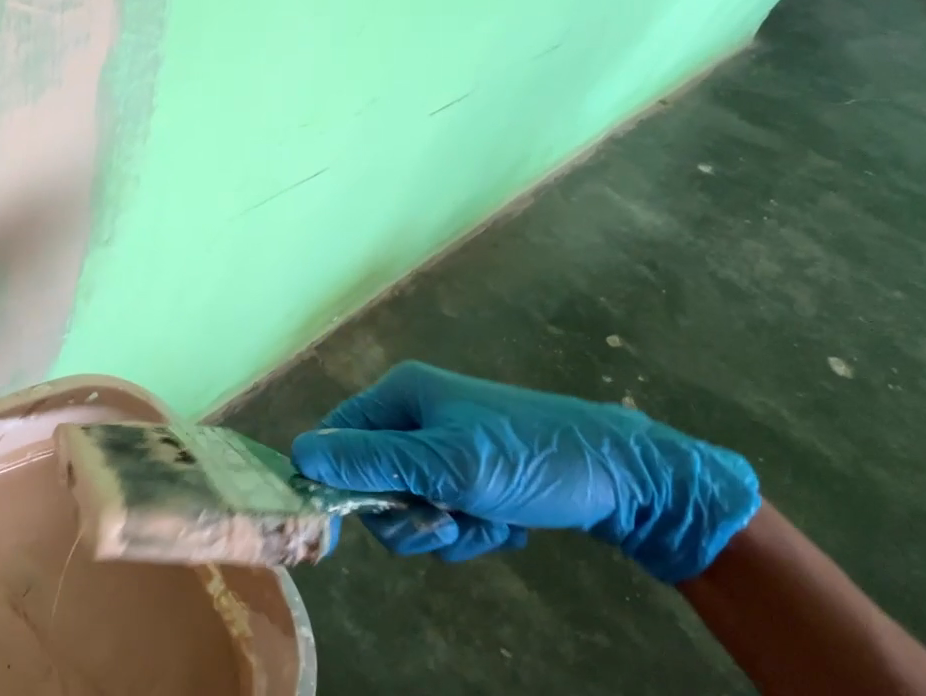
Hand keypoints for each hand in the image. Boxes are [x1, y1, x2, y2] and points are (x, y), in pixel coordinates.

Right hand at [291, 362, 759, 582]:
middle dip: (408, 514)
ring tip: (488, 520)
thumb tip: (297, 455)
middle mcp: (415, 417)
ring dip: (444, 528)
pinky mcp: (472, 476)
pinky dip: (471, 530)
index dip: (340, 482)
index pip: (337, 439)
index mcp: (401, 396)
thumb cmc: (531, 459)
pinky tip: (505, 523)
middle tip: (446, 521)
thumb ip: (370, 461)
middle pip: (370, 481)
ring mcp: (444, 447)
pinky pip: (444, 515)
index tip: (365, 520)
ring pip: (408, 507)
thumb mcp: (445, 463)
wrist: (628, 479)